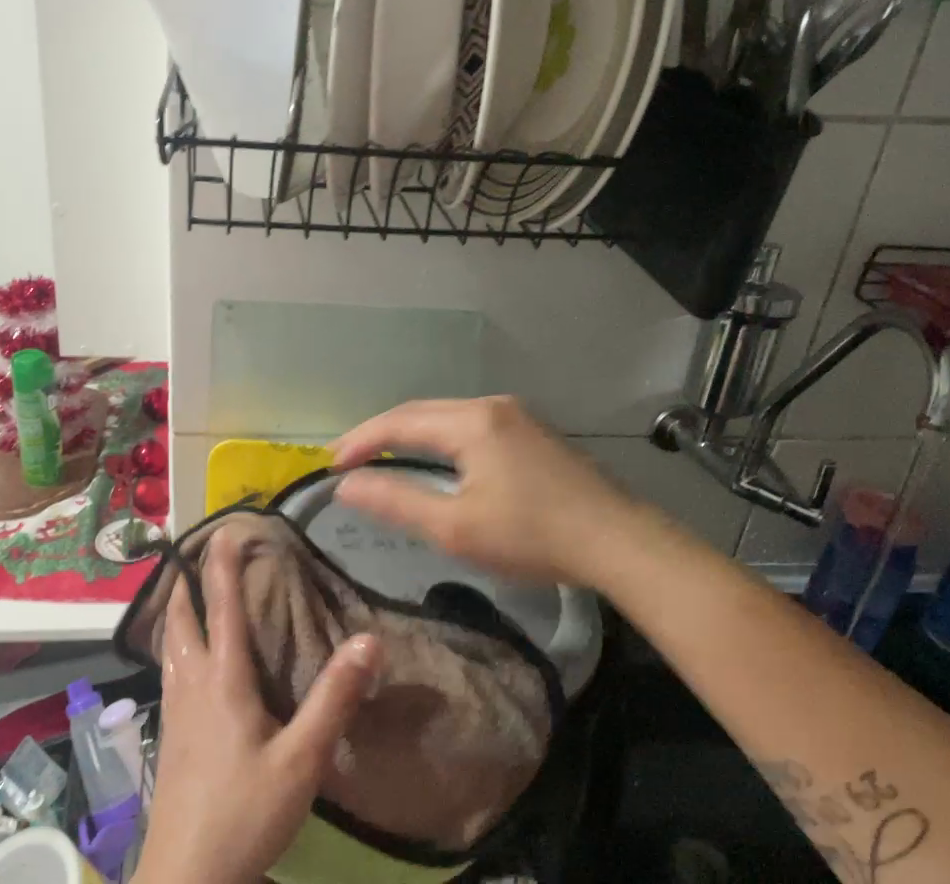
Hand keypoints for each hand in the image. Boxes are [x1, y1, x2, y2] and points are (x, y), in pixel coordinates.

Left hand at [135, 535, 381, 883]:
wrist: (186, 875)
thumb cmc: (245, 812)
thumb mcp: (301, 760)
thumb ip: (334, 699)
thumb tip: (370, 639)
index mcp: (222, 681)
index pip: (221, 607)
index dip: (222, 565)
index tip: (224, 528)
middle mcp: (191, 686)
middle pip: (180, 621)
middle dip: (186, 583)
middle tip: (196, 553)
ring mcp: (174, 714)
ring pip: (169, 647)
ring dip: (176, 613)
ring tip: (184, 596)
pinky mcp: (170, 739)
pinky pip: (169, 673)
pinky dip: (175, 647)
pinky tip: (184, 665)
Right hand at [329, 396, 666, 586]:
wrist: (619, 542)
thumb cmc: (532, 536)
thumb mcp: (455, 528)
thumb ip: (396, 502)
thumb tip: (346, 485)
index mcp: (471, 422)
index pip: (399, 422)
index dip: (359, 440)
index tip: (329, 465)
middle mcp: (493, 406)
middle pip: (423, 412)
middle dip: (381, 433)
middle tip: (348, 458)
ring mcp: (519, 416)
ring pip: (448, 417)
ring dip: (412, 434)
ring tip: (383, 457)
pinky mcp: (535, 433)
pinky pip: (473, 426)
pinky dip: (442, 439)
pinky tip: (437, 460)